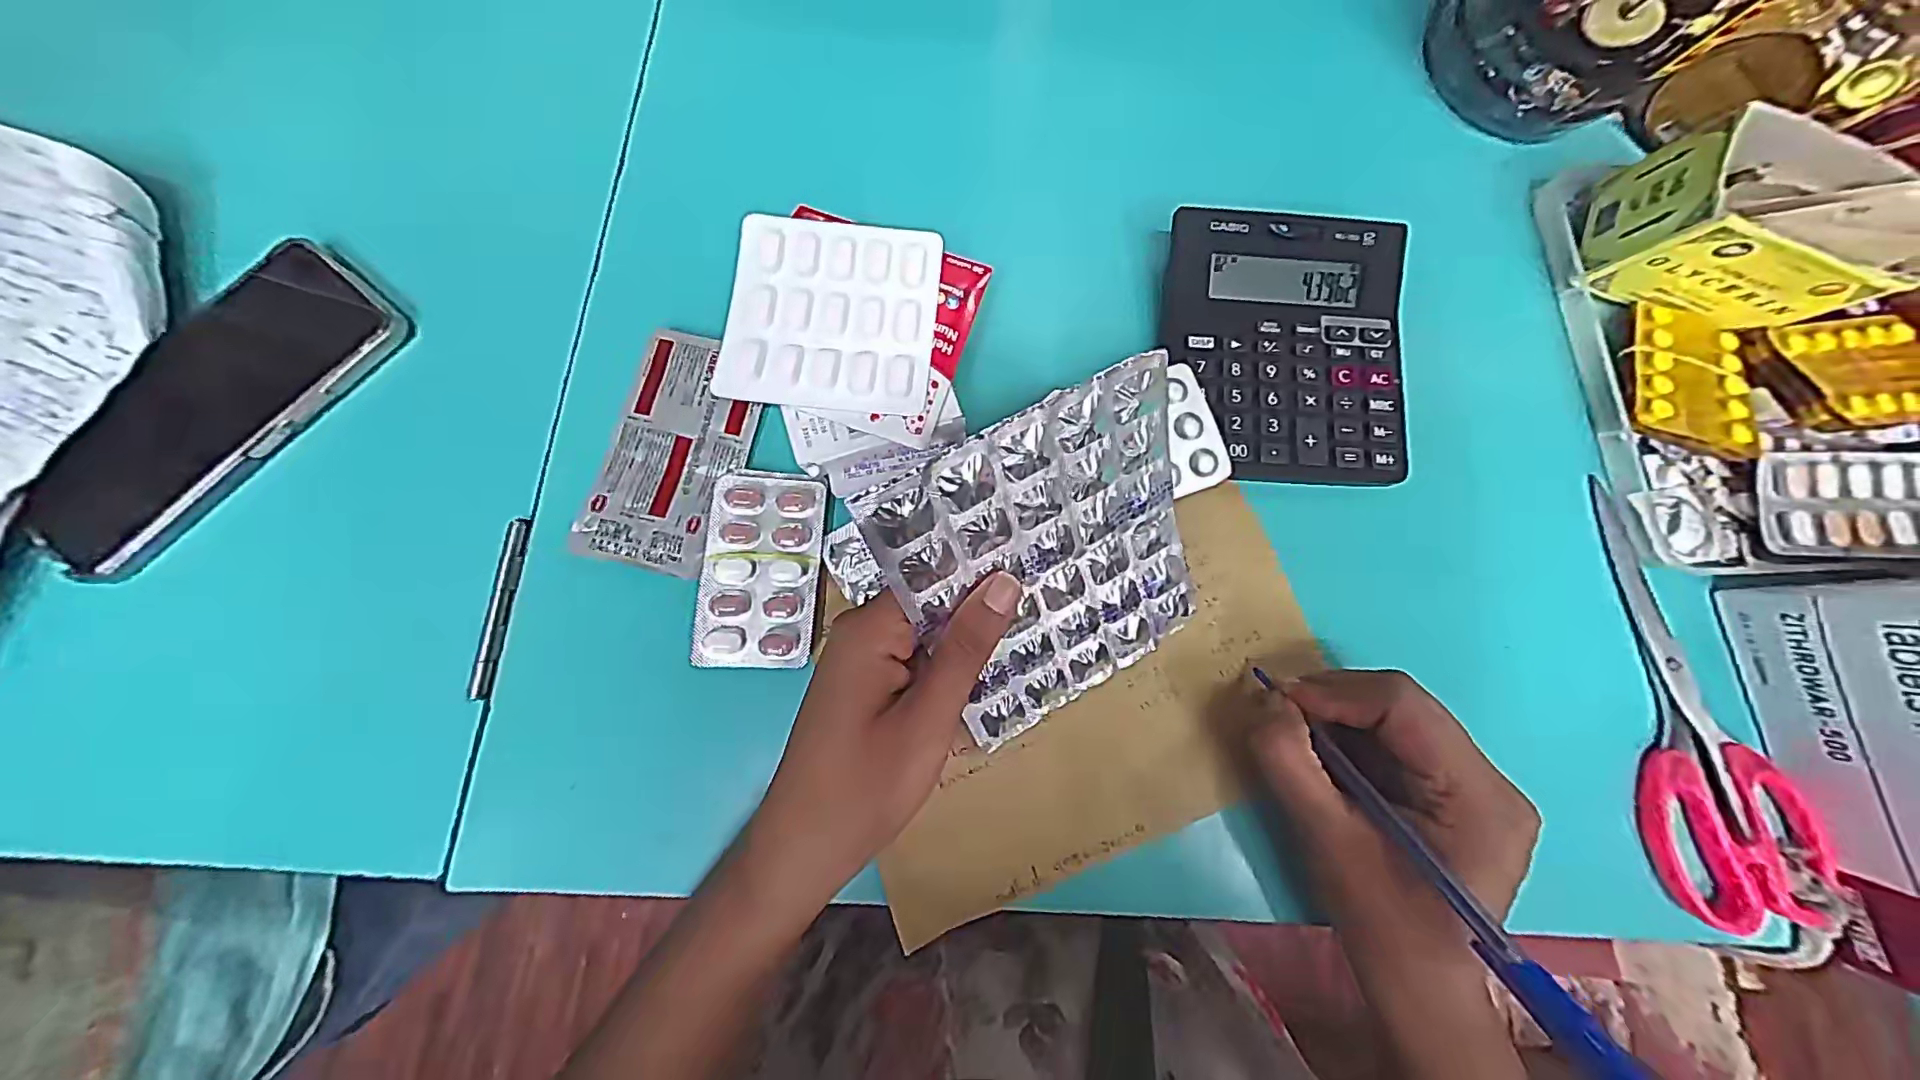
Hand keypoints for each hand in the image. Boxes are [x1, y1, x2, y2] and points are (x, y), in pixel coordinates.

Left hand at [747, 572, 1022, 896]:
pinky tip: (983, 678)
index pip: (933, 577)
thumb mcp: (928, 718)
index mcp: (869, 629)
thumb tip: (1003, 581)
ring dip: (965, 644)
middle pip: (930, 604)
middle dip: (979, 611)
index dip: (982, 574)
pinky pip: (913, 661)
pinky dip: (945, 669)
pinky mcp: (865, 686)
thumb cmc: (865, 788)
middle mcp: (860, 633)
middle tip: (1044, 607)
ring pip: (926, 635)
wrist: (804, 849)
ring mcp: (860, 660)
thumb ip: (965, 648)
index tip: (1035, 568)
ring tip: (1029, 636)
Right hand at [1246, 670, 1539, 957]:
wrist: (1415, 980)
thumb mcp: (1326, 839)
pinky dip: (1347, 735)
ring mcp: (1475, 784)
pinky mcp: (1452, 791)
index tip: (1276, 701)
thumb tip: (1267, 700)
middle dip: (1331, 700)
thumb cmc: (1379, 921)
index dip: (1333, 692)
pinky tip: (1320, 753)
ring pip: (1394, 716)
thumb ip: (1290, 763)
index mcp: (1479, 796)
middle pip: (1400, 704)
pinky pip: (1392, 739)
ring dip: (1335, 716)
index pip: (1403, 705)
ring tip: (1293, 732)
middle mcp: (1490, 780)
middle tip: (1277, 713)